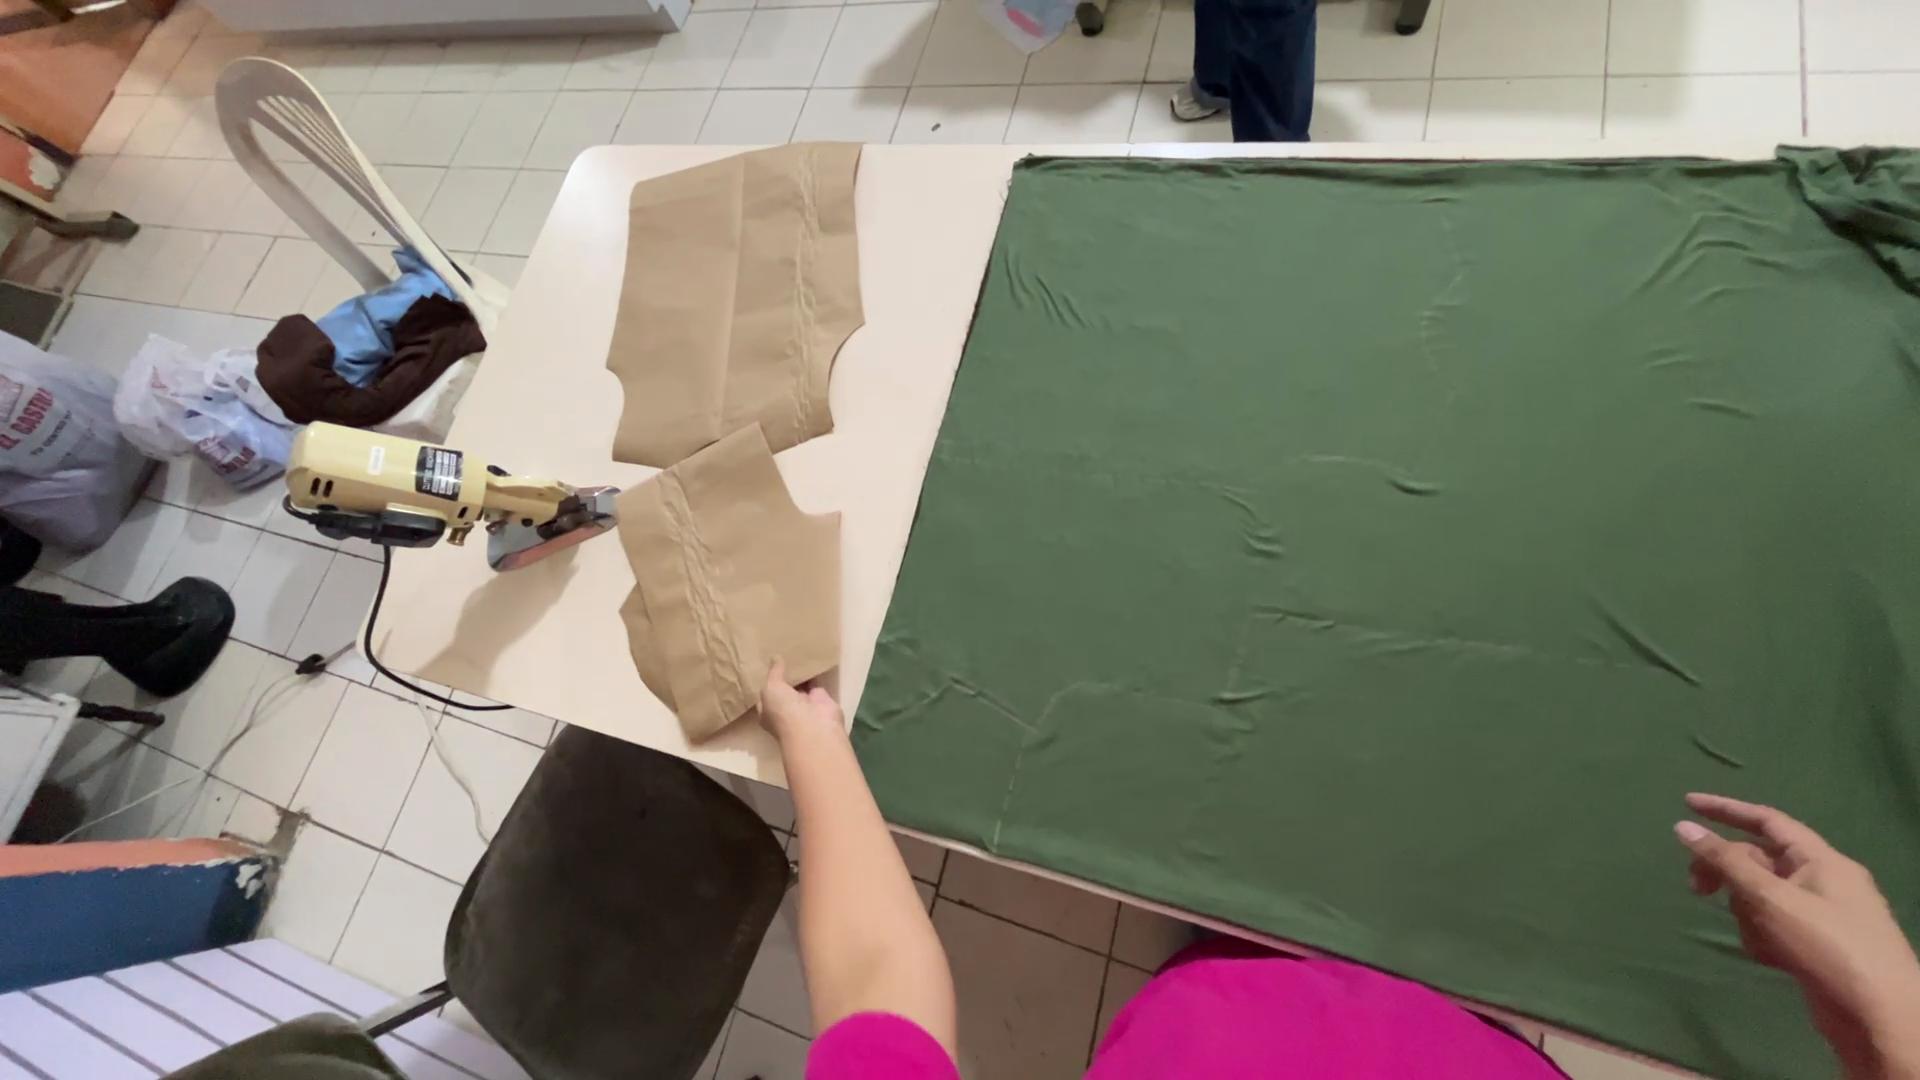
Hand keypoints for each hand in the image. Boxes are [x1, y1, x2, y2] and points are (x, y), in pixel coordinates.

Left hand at [760, 658, 845, 742]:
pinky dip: (816, 671)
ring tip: (797, 650)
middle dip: (785, 675)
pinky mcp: (821, 698)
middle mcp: (786, 709)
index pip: (765, 694)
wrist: (814, 726)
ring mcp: (805, 704)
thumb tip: (775, 657)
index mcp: (768, 711)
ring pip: (801, 685)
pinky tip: (813, 656)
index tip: (766, 662)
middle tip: (783, 652)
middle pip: (784, 689)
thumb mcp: (771, 688)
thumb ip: (774, 673)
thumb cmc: (784, 711)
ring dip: (801, 672)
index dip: (767, 680)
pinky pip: (817, 682)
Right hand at [1676, 793, 1919, 1077]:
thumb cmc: (1828, 945)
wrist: (1883, 1019)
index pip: (1768, 820)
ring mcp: (1821, 914)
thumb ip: (1724, 860)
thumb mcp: (1768, 897)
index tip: (1685, 804)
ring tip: (1755, 936)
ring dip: (1744, 910)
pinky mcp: (1816, 942)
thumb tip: (1683, 826)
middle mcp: (1824, 882)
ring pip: (1759, 893)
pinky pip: (1771, 922)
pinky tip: (1770, 955)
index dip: (1726, 809)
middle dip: (1724, 872)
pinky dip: (1760, 933)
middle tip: (1696, 887)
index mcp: (1823, 863)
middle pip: (1756, 859)